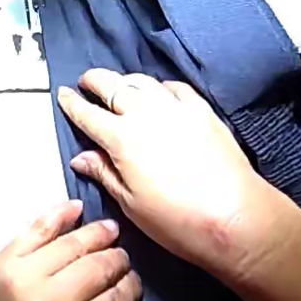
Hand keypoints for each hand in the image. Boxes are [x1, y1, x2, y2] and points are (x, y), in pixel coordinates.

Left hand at [0, 200, 141, 300]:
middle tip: (124, 258)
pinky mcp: (3, 262)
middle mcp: (50, 300)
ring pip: (71, 242)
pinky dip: (58, 214)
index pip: (118, 298)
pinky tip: (76, 208)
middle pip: (98, 266)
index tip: (135, 283)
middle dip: (117, 260)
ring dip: (95, 233)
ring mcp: (23, 276)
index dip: (132, 287)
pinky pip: (36, 228)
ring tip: (110, 229)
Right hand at [58, 69, 300, 290]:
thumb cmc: (178, 220)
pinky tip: (159, 93)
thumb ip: (105, 173)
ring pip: (142, 81)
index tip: (63, 94)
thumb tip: (81, 158)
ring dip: (125, 81)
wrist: (237, 218)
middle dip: (94, 80)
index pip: (88, 113)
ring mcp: (175, 108)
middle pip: (111, 85)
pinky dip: (159, 86)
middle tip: (86, 82)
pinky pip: (174, 87)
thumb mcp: (131, 204)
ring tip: (119, 86)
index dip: (72, 102)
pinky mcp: (202, 109)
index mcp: (121, 138)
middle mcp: (145, 114)